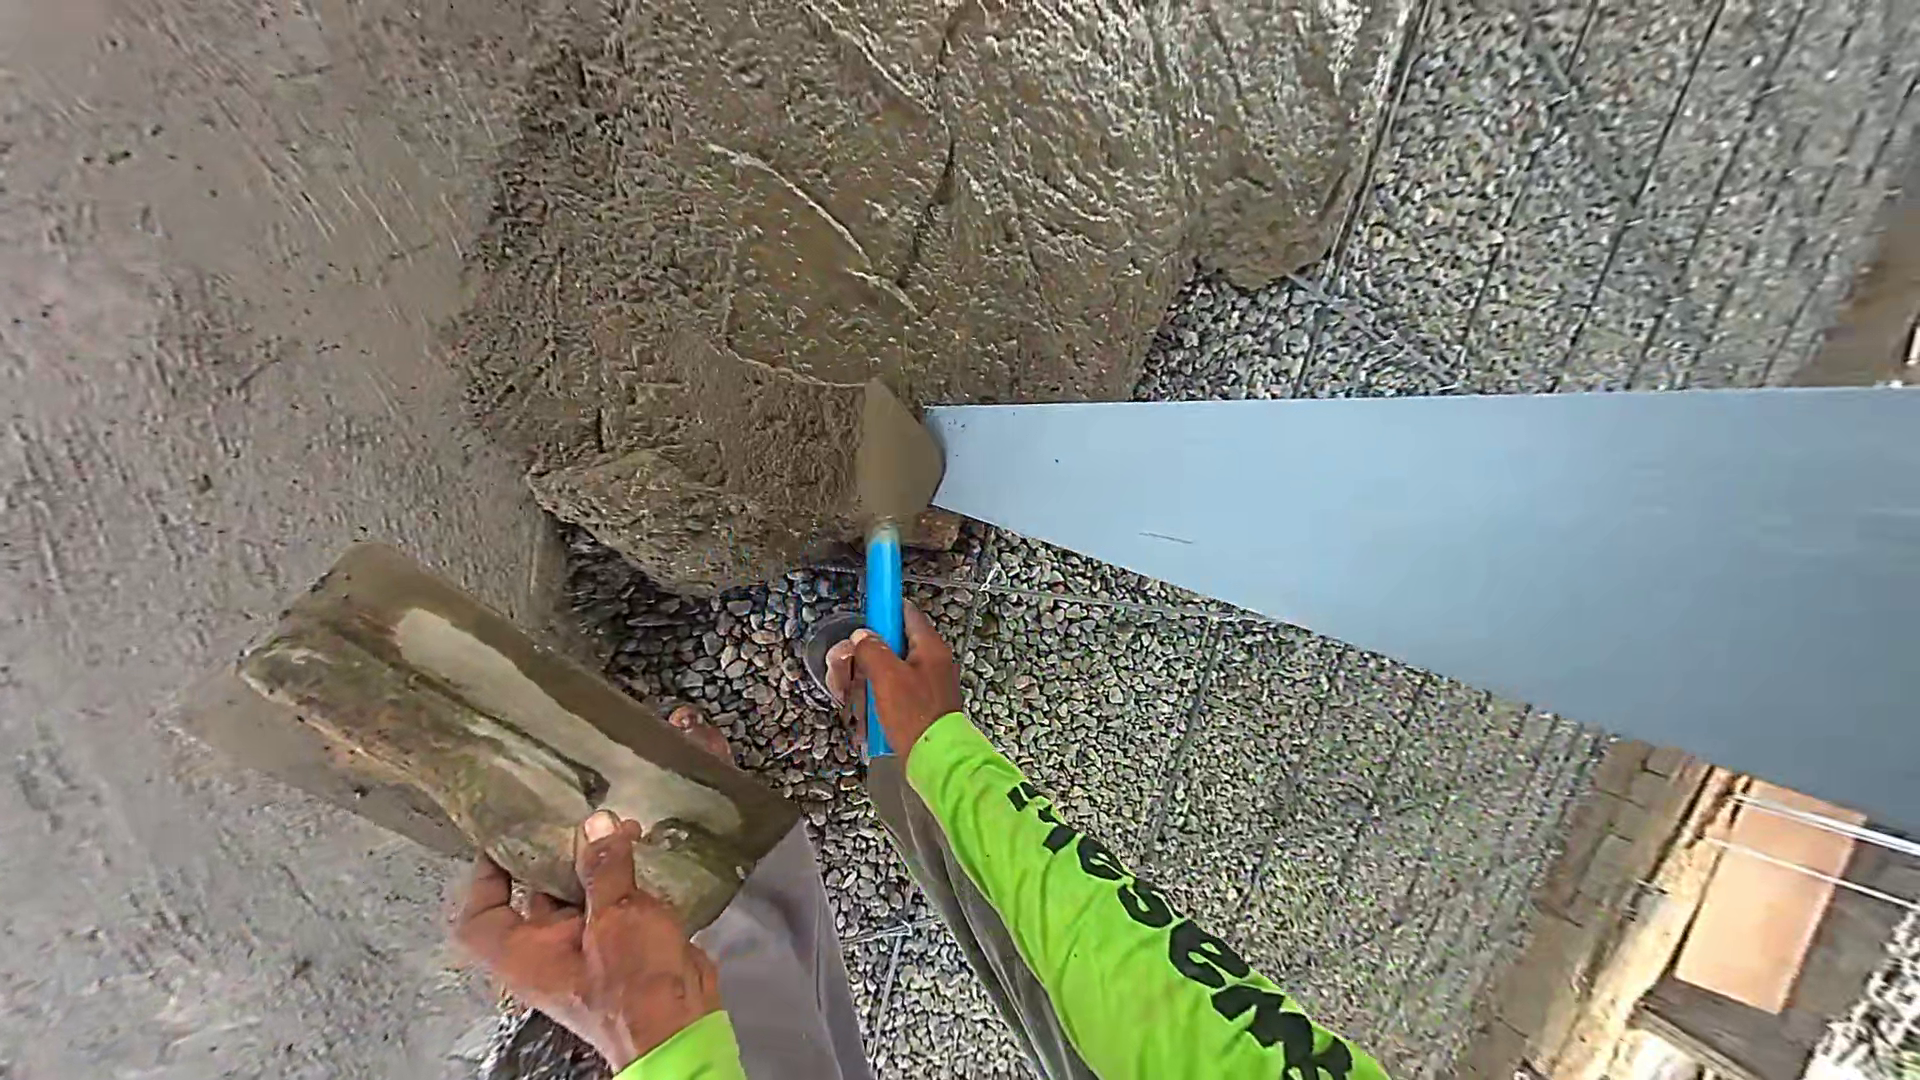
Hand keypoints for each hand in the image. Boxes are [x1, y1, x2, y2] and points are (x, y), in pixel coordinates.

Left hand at [454, 810, 721, 1069]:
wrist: (679, 1023)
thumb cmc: (633, 979)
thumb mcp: (616, 917)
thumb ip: (605, 868)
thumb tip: (596, 820)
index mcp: (529, 953)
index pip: (482, 917)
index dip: (484, 877)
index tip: (505, 836)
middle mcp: (550, 950)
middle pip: (538, 894)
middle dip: (560, 853)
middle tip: (583, 814)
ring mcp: (588, 946)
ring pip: (582, 893)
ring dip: (601, 859)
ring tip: (627, 826)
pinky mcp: (623, 942)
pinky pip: (615, 900)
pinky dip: (626, 873)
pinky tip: (649, 850)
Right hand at [825, 602, 963, 759]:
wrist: (936, 759)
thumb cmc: (913, 713)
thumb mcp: (887, 677)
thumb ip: (872, 650)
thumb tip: (862, 635)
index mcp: (931, 647)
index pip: (908, 613)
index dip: (885, 611)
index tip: (865, 618)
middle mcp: (934, 661)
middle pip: (896, 643)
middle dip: (871, 654)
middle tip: (853, 666)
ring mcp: (930, 683)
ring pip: (893, 669)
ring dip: (872, 678)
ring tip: (858, 694)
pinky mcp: (923, 703)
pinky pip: (897, 690)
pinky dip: (881, 696)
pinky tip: (869, 711)